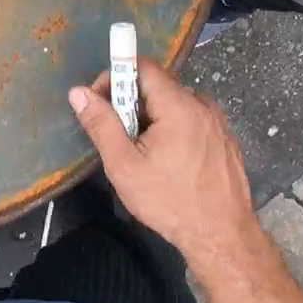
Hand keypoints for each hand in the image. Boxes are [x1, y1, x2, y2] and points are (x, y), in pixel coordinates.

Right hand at [67, 58, 263, 267]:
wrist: (221, 235)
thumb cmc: (169, 200)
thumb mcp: (124, 165)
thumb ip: (101, 124)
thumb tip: (78, 92)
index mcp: (178, 105)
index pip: (143, 67)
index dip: (116, 77)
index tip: (101, 104)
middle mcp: (202, 105)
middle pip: (158, 87)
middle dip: (131, 105)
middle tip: (118, 138)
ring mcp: (217, 122)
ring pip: (174, 106)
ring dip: (152, 120)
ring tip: (141, 155)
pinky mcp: (224, 140)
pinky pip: (191, 122)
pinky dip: (173, 131)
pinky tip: (167, 163)